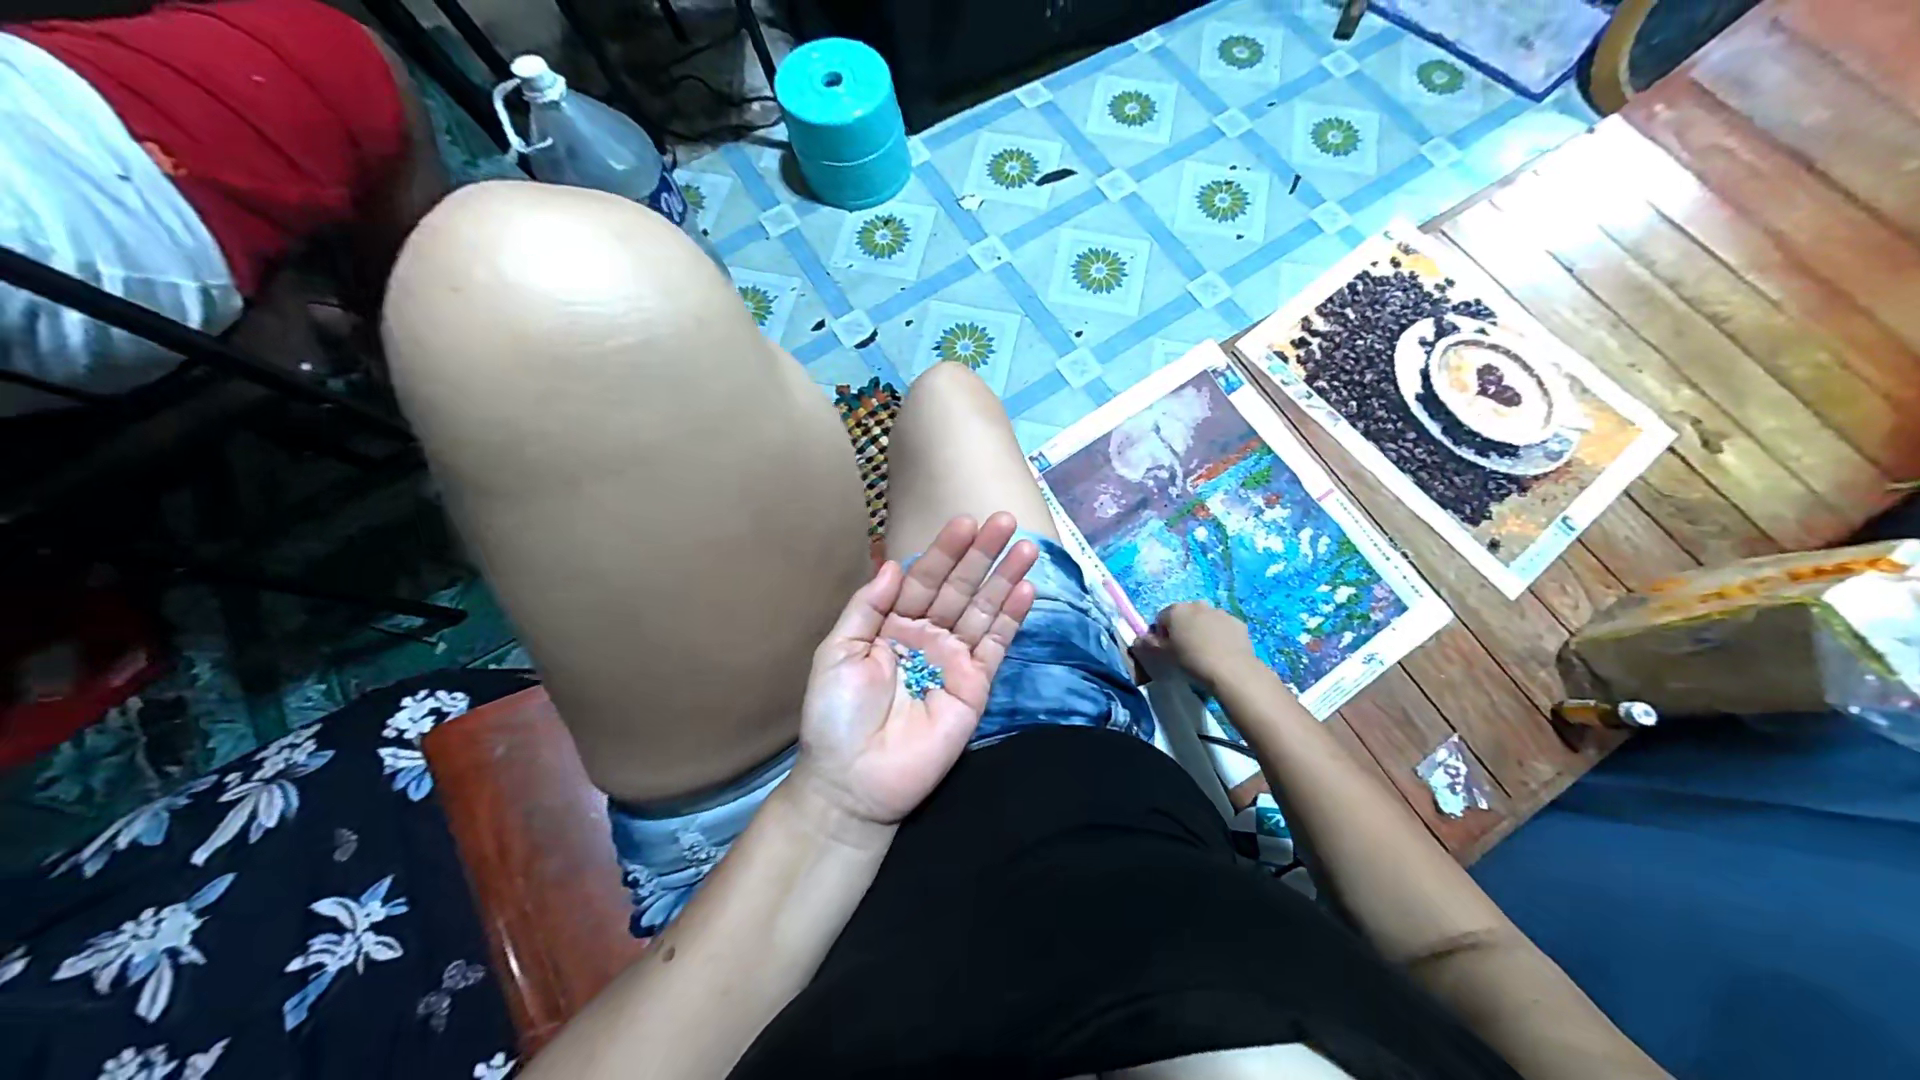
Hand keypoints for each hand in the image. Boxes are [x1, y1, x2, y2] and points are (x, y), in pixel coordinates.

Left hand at [793, 513, 1038, 826]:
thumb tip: (893, 564)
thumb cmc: (835, 715)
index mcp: (893, 624)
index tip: (964, 521)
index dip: (944, 551)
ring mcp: (954, 661)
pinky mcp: (975, 687)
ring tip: (1026, 548)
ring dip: (1004, 579)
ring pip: (983, 611)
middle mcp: (927, 636)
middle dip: (981, 555)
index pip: (924, 579)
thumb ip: (866, 607)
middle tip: (1004, 520)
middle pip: (959, 588)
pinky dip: (1012, 619)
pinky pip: (996, 646)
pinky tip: (1026, 590)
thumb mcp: (837, 652)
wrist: (852, 780)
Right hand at [1141, 602, 1258, 693]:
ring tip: (1205, 654)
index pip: (1161, 619)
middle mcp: (1197, 605)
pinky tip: (1221, 653)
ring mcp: (1220, 612)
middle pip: (1184, 616)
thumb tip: (1138, 639)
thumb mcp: (1161, 656)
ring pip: (1205, 620)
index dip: (1161, 636)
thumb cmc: (1191, 661)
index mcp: (1175, 610)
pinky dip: (1220, 636)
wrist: (1232, 671)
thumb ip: (1146, 644)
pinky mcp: (1238, 622)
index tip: (1167, 651)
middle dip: (1183, 630)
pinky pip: (1223, 627)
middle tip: (1185, 652)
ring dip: (1202, 631)